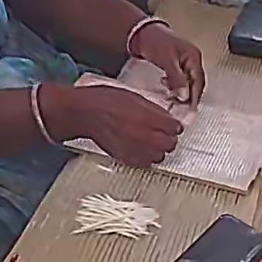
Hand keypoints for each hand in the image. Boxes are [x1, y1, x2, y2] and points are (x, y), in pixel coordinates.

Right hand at [42, 83, 181, 165]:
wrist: (86, 113)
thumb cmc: (105, 102)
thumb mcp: (136, 98)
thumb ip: (155, 111)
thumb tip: (167, 119)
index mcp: (151, 118)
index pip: (175, 128)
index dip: (172, 125)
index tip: (170, 125)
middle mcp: (148, 136)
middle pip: (171, 144)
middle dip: (167, 138)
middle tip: (160, 133)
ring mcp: (139, 150)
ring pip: (161, 156)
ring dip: (157, 150)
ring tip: (148, 141)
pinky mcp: (129, 160)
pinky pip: (146, 164)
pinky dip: (145, 158)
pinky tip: (139, 148)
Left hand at [128, 21, 205, 105]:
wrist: (142, 32)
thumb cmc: (155, 41)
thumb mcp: (167, 61)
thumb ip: (177, 79)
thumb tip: (185, 96)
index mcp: (194, 57)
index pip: (198, 82)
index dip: (195, 97)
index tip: (190, 110)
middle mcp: (193, 59)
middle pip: (196, 83)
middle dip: (189, 97)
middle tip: (181, 107)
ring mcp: (186, 62)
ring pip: (189, 83)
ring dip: (182, 93)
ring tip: (173, 99)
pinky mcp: (178, 64)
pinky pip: (182, 80)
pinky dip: (177, 87)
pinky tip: (169, 89)